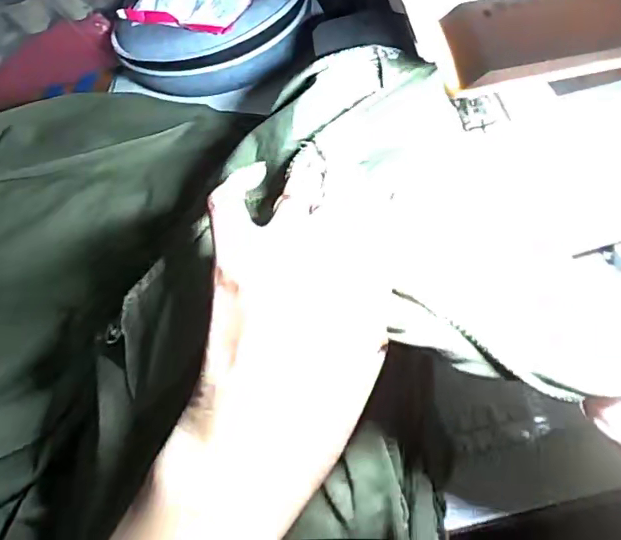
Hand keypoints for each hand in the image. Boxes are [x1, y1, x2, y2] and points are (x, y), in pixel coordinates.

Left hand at [118, 163, 392, 539]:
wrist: (250, 444)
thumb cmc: (324, 407)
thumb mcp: (374, 343)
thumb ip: (380, 286)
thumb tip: (382, 250)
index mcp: (374, 267)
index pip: (389, 203)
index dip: (390, 191)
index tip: (390, 187)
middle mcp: (333, 244)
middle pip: (348, 183)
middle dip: (351, 178)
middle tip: (350, 177)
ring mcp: (279, 245)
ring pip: (301, 184)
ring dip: (310, 181)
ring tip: (313, 179)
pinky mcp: (233, 255)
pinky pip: (230, 200)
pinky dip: (240, 181)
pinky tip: (254, 176)